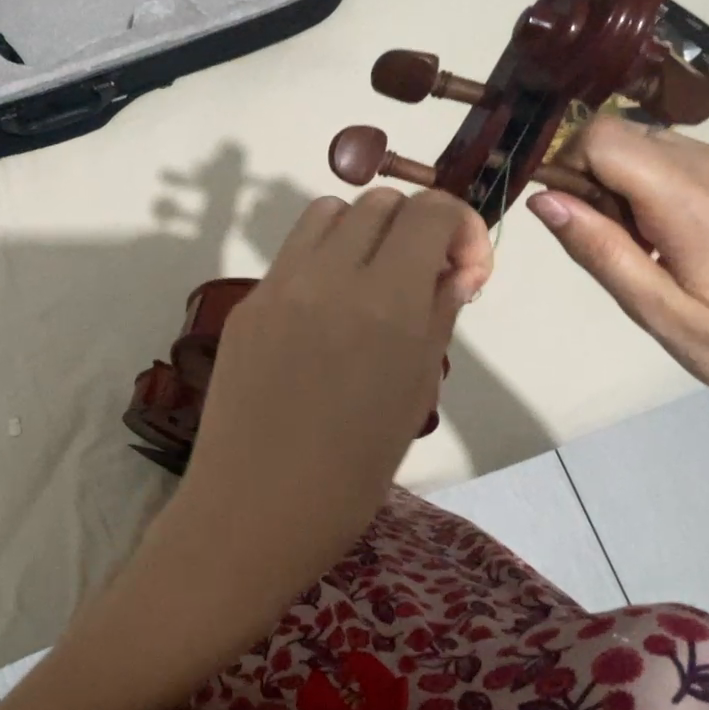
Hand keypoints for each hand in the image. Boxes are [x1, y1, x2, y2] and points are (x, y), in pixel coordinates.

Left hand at [178, 187, 491, 576]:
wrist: (256, 506)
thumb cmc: (351, 472)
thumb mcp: (415, 394)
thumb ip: (436, 318)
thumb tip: (451, 273)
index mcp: (387, 303)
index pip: (431, 210)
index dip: (460, 229)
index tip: (463, 275)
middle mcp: (329, 278)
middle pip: (379, 203)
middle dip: (413, 228)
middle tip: (419, 280)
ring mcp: (278, 288)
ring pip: (327, 214)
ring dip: (360, 233)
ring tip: (369, 286)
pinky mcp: (245, 306)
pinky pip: (289, 256)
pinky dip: (318, 263)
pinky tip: (323, 315)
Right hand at [526, 117, 708, 419]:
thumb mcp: (659, 313)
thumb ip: (599, 250)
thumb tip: (542, 199)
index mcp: (696, 204)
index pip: (604, 139)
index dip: (567, 165)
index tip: (565, 214)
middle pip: (622, 135)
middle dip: (589, 176)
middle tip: (604, 238)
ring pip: (647, 142)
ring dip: (618, 181)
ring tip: (637, 242)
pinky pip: (676, 156)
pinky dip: (648, 184)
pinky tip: (664, 234)